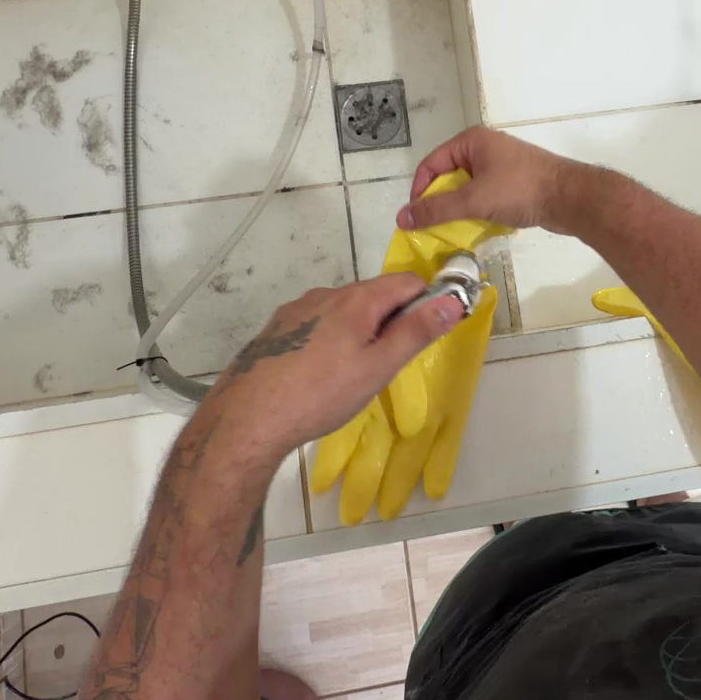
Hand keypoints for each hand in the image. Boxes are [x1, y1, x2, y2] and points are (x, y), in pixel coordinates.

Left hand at [200, 274, 463, 461]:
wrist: (246, 419)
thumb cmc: (321, 395)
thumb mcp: (378, 367)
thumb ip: (417, 332)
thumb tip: (453, 301)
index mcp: (356, 299)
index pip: (407, 280)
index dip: (426, 301)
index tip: (428, 333)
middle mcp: (325, 294)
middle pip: (374, 294)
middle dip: (392, 319)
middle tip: (390, 363)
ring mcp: (297, 309)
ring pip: (344, 309)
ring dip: (361, 329)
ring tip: (353, 374)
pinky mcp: (276, 329)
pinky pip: (317, 323)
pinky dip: (331, 339)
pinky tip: (320, 374)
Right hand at [398, 127, 595, 234]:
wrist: (570, 198)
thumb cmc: (519, 190)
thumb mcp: (473, 200)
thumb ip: (436, 209)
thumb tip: (402, 218)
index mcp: (471, 141)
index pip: (431, 164)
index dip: (420, 191)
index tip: (415, 218)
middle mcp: (484, 149)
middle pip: (448, 177)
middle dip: (440, 202)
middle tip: (433, 227)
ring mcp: (500, 166)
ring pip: (467, 189)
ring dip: (459, 210)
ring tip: (454, 230)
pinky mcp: (513, 183)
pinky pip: (485, 196)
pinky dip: (477, 212)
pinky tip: (478, 229)